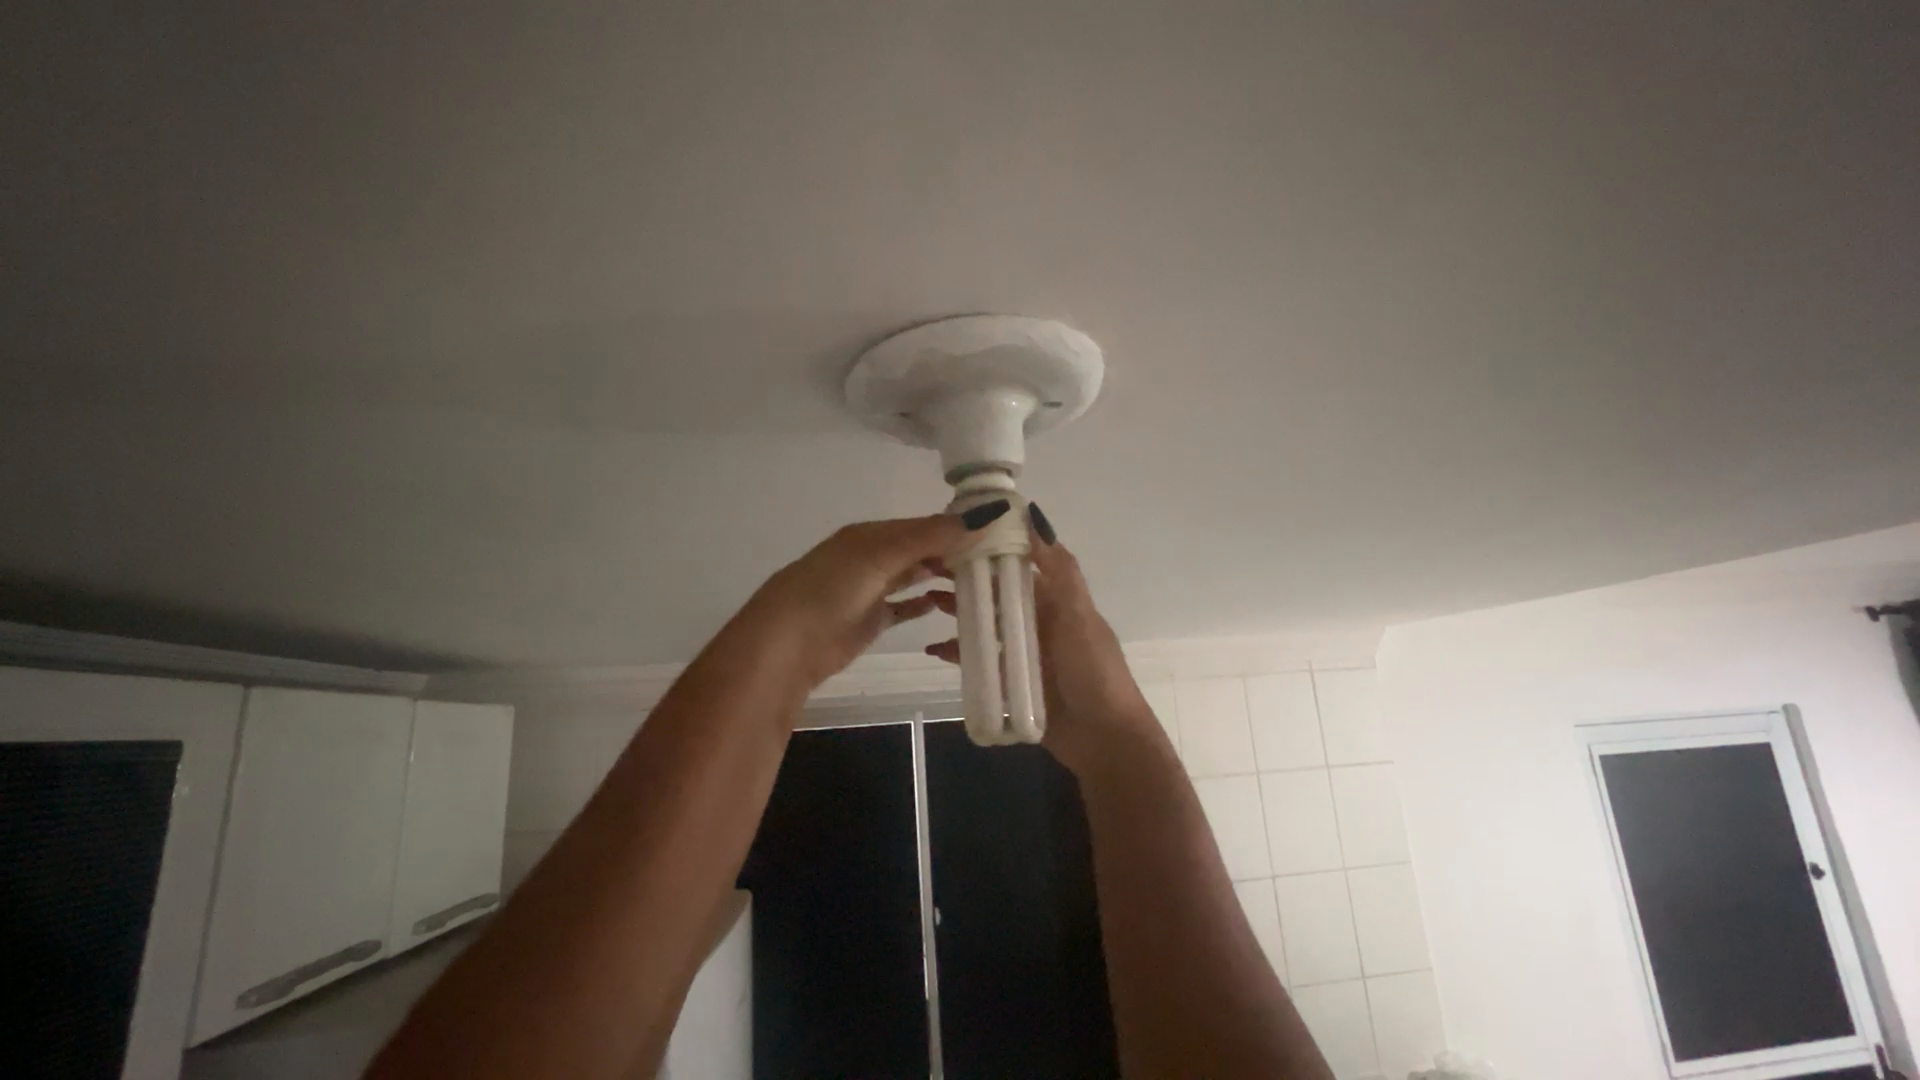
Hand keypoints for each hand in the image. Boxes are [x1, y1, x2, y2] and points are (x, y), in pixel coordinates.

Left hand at [739, 506, 1006, 688]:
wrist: (788, 643)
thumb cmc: (834, 589)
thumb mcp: (883, 554)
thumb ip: (932, 536)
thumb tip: (987, 514)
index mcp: (871, 534)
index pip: (923, 523)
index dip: (957, 525)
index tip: (997, 529)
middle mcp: (871, 556)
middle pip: (920, 548)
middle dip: (953, 551)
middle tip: (995, 560)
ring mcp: (868, 589)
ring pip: (913, 576)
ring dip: (941, 575)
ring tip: (978, 581)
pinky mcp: (869, 620)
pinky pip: (902, 607)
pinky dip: (921, 603)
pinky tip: (942, 603)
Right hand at [926, 504, 1165, 773]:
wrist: (1105, 740)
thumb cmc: (1094, 671)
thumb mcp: (1079, 615)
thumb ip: (1058, 570)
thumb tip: (1034, 516)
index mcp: (1058, 601)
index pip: (1020, 564)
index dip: (992, 547)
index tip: (958, 533)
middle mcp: (1040, 621)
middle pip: (998, 592)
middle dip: (967, 579)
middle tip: (929, 567)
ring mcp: (1025, 653)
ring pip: (986, 624)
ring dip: (960, 612)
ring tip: (926, 601)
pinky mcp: (1013, 682)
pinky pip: (982, 661)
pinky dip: (960, 653)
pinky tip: (936, 649)